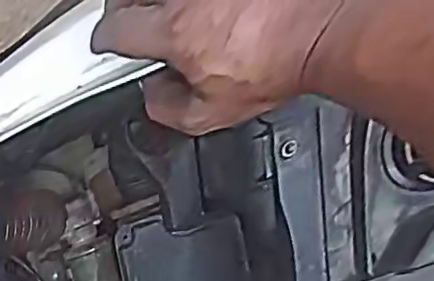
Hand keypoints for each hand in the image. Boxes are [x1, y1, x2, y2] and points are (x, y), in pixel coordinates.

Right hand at [91, 0, 342, 133]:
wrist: (327, 24)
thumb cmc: (279, 62)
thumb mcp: (210, 116)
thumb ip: (168, 109)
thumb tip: (153, 96)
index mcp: (177, 31)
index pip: (118, 31)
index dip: (106, 41)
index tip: (107, 44)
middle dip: (124, 9)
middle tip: (129, 22)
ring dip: (154, 3)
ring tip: (161, 14)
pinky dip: (190, 4)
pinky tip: (201, 12)